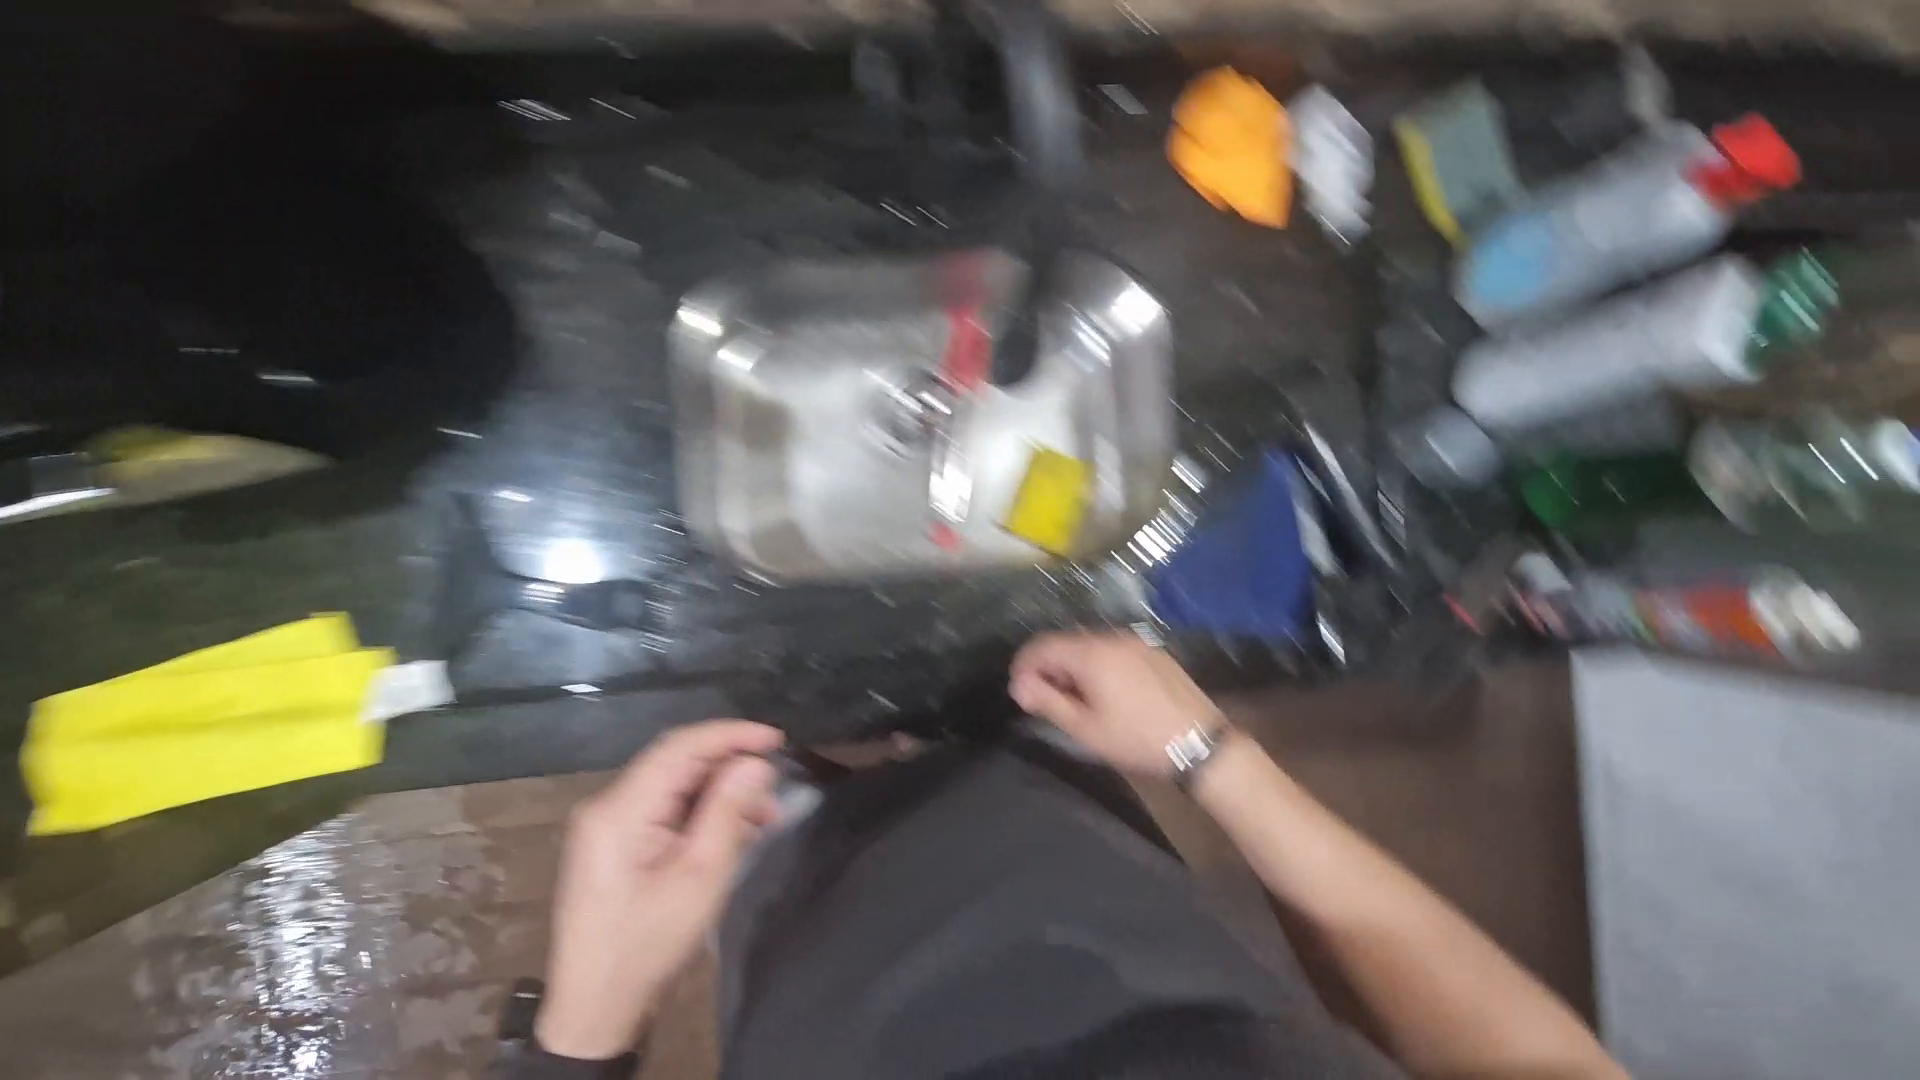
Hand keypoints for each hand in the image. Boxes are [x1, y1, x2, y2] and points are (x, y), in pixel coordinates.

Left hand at [536, 720, 784, 1059]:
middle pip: (677, 763)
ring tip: (765, 816)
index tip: (776, 739)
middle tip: (775, 787)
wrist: (594, 1005)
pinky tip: (733, 831)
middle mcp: (609, 805)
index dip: (731, 735)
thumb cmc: (648, 942)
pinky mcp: (614, 843)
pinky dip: (700, 812)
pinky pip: (664, 809)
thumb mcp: (699, 877)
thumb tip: (755, 763)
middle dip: (730, 767)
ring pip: (674, 786)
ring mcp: (608, 824)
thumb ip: (726, 812)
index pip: (680, 747)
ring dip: (720, 792)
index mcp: (622, 809)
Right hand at [1009, 632, 1224, 776]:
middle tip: (1045, 700)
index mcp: (1091, 653)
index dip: (1023, 666)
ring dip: (1073, 667)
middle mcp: (1112, 637)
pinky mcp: (1154, 652)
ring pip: (1090, 646)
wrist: (1200, 744)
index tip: (1020, 693)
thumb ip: (1047, 701)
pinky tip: (1106, 693)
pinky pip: (1114, 650)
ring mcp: (1136, 642)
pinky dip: (1099, 665)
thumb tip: (1018, 686)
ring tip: (1075, 699)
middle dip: (1048, 667)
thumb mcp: (1085, 728)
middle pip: (1066, 642)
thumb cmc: (1136, 739)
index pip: (1042, 645)